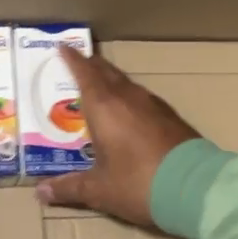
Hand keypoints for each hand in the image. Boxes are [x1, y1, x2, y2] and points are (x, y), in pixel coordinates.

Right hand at [34, 45, 200, 226]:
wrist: (196, 188)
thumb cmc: (138, 183)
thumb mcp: (99, 189)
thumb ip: (69, 187)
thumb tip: (41, 192)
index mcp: (104, 106)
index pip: (84, 73)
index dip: (72, 59)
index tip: (63, 47)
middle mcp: (128, 97)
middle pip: (106, 72)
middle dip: (91, 65)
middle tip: (79, 62)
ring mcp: (153, 105)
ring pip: (126, 83)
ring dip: (112, 79)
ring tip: (102, 85)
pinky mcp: (171, 117)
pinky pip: (143, 97)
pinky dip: (130, 96)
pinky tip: (131, 110)